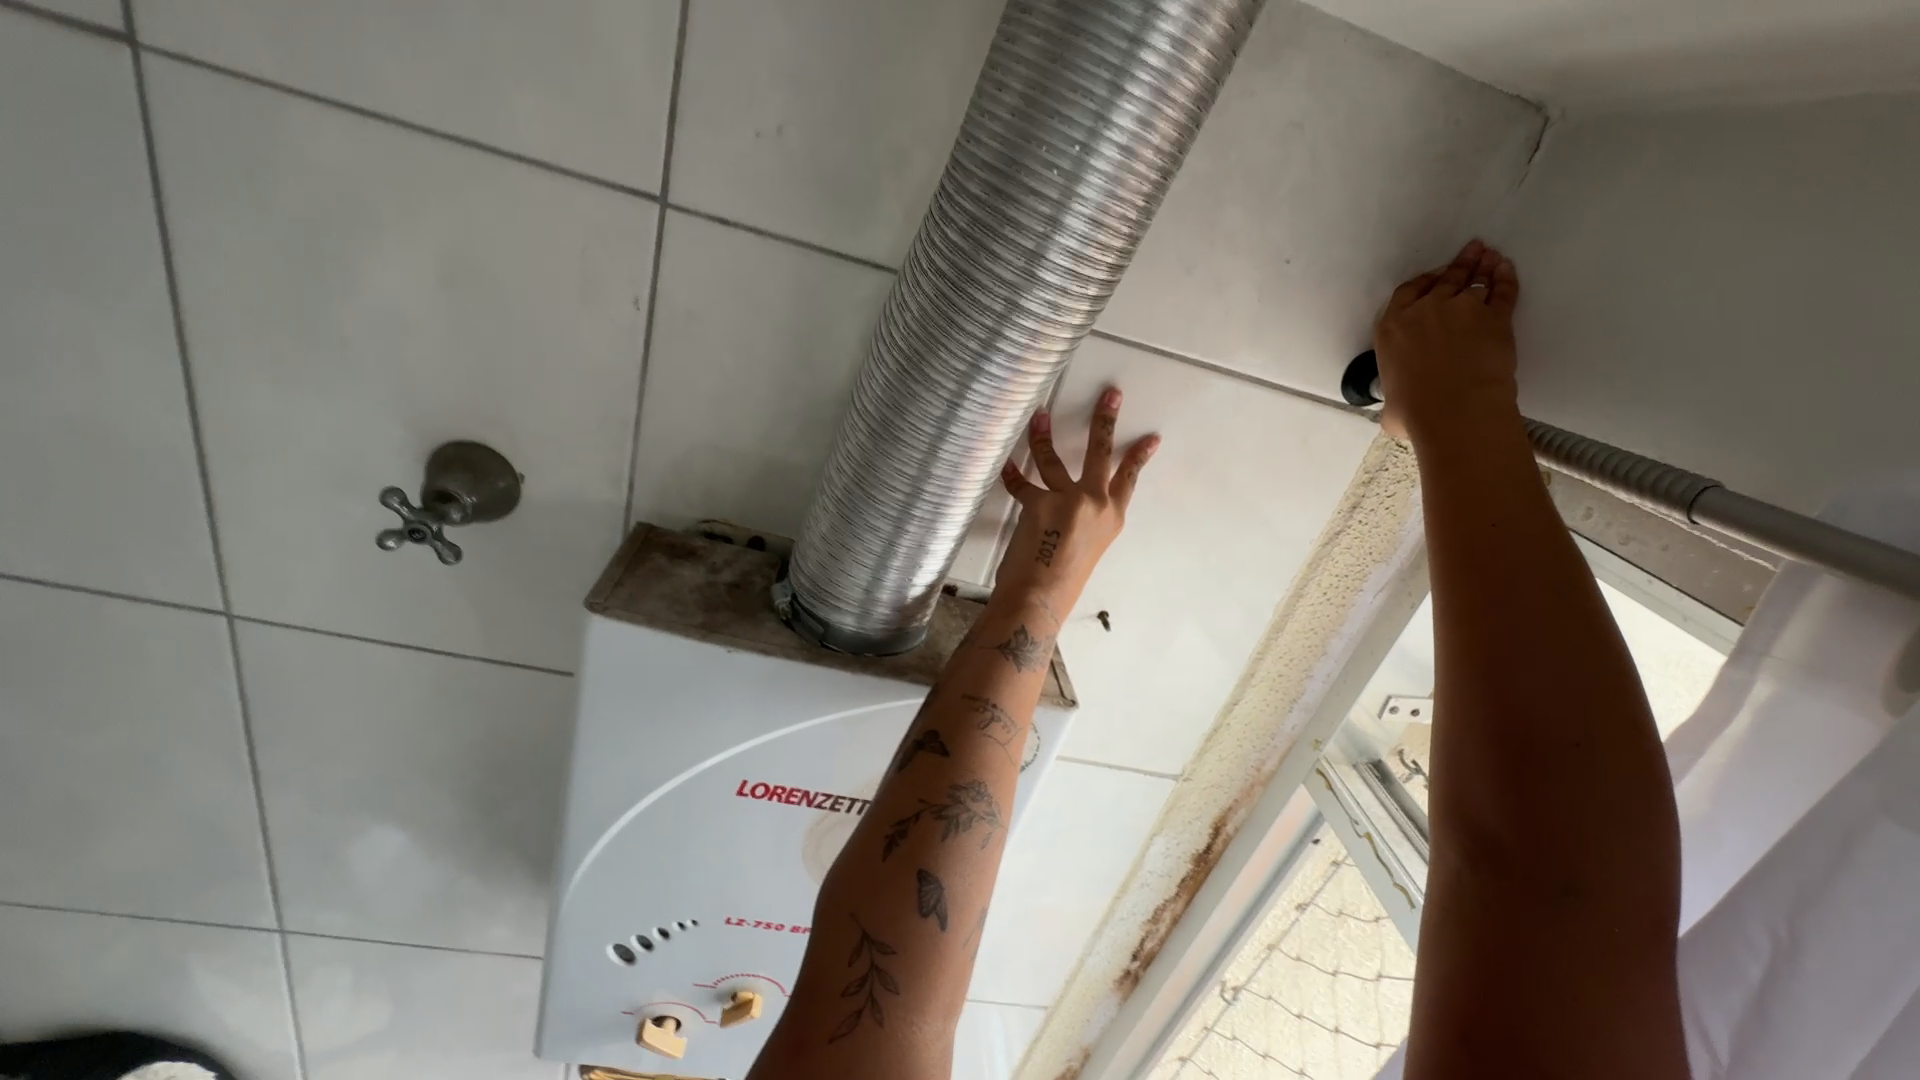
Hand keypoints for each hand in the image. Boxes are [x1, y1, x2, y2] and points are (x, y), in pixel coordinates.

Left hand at [994, 386, 1158, 614]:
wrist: (1041, 598)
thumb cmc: (1064, 581)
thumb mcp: (1089, 549)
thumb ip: (1087, 522)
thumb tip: (1074, 510)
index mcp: (1112, 518)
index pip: (1128, 478)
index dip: (1138, 456)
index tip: (1150, 438)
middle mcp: (1095, 504)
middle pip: (1101, 452)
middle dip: (1105, 420)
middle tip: (1110, 394)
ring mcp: (1068, 501)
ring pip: (1054, 459)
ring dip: (1043, 436)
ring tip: (1039, 417)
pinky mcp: (1039, 503)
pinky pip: (1021, 482)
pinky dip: (1011, 474)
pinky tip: (1006, 464)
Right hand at [1374, 239, 1522, 443]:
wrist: (1453, 408)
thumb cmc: (1412, 410)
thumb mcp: (1389, 400)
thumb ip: (1394, 396)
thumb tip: (1396, 413)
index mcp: (1392, 327)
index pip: (1407, 293)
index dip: (1423, 282)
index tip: (1433, 278)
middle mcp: (1424, 311)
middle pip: (1444, 280)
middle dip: (1459, 264)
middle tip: (1471, 251)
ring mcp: (1461, 309)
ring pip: (1475, 280)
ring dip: (1483, 266)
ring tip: (1490, 255)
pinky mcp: (1495, 316)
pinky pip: (1503, 290)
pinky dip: (1506, 278)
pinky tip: (1506, 268)